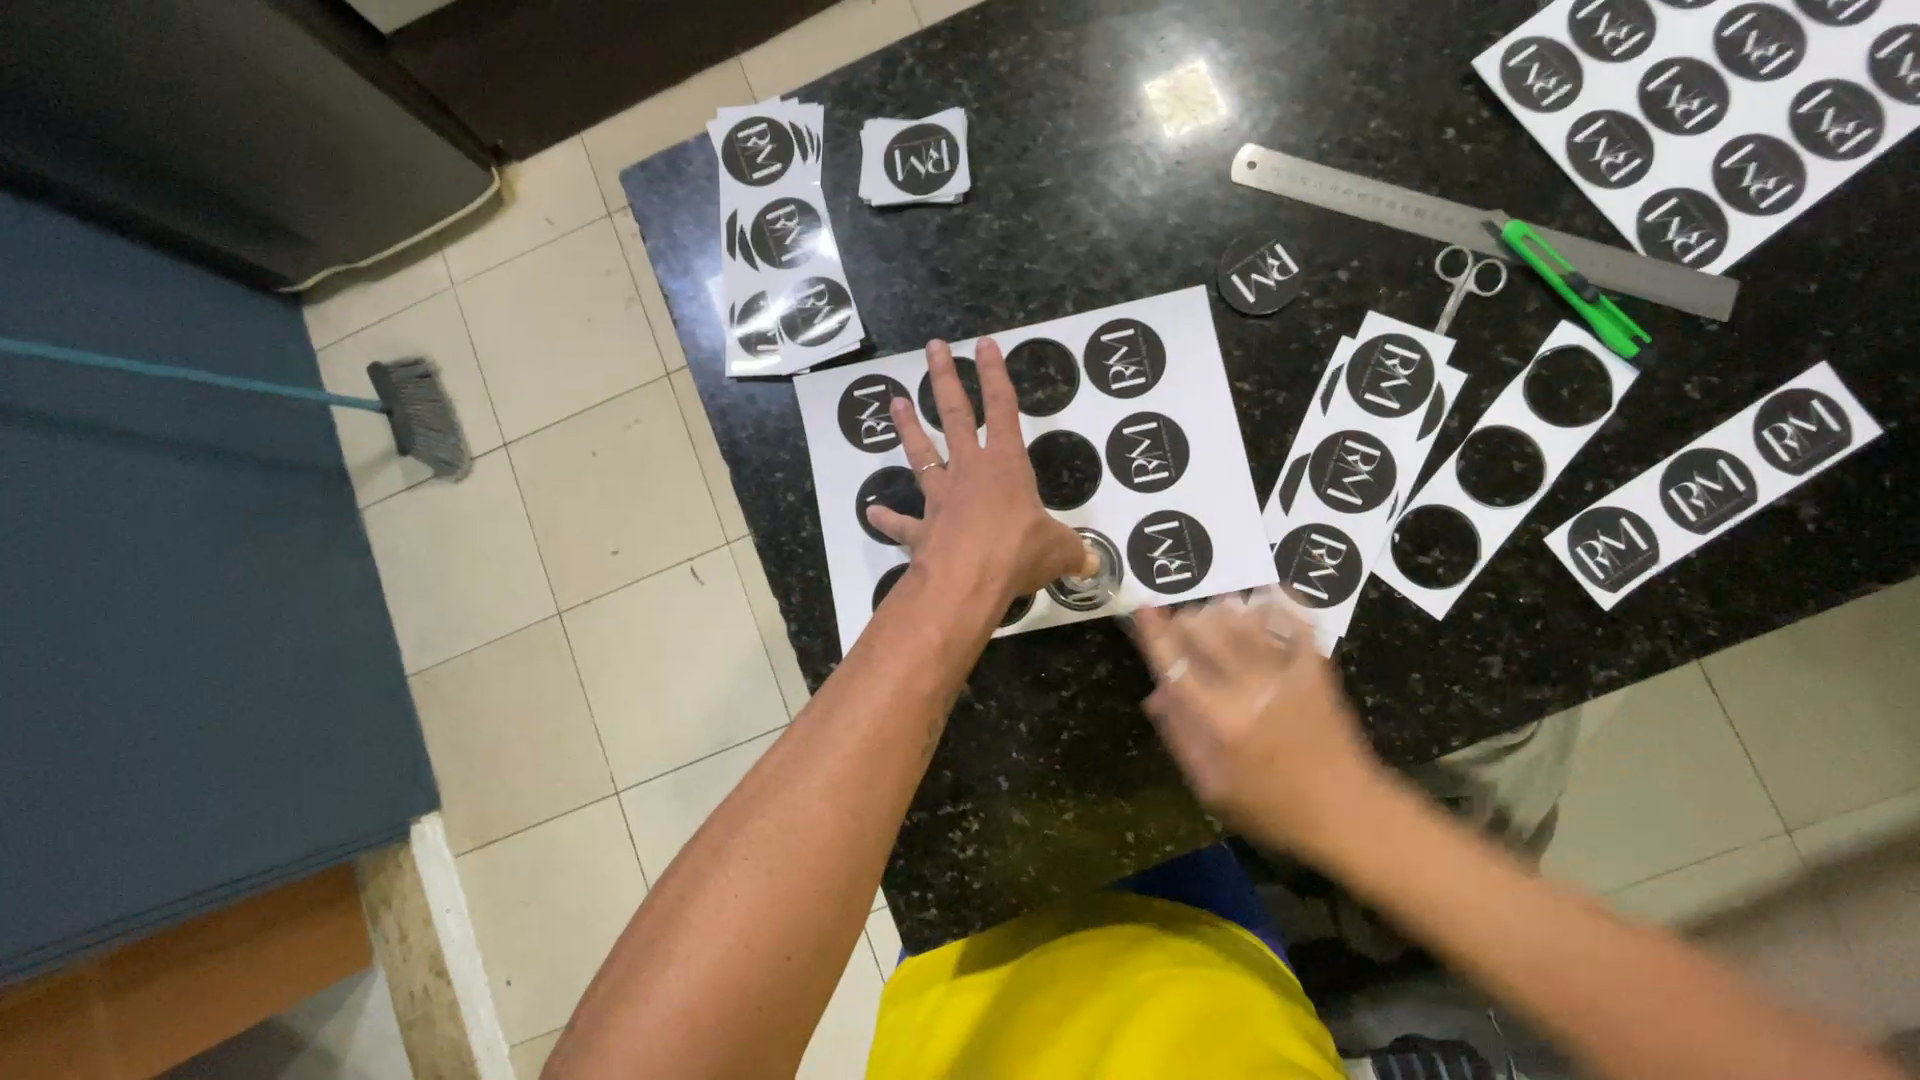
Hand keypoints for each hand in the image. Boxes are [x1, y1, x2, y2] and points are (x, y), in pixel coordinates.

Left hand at [866, 338, 1091, 601]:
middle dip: (944, 378)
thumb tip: (1090, 561)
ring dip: (908, 428)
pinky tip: (872, 512)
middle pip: (954, 415)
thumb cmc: (1017, 552)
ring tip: (894, 401)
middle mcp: (969, 472)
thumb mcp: (1058, 550)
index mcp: (1006, 465)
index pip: (1003, 408)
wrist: (967, 580)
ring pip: (921, 455)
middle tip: (932, 347)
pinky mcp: (921, 530)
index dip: (995, 374)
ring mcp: (940, 499)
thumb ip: (1071, 550)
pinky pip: (902, 523)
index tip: (984, 343)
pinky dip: (887, 519)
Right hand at [1129, 590, 1385, 852]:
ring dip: (1223, 611)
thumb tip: (1155, 695)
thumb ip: (1181, 736)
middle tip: (1180, 625)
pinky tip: (1264, 598)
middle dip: (1186, 620)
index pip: (1176, 663)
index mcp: (1219, 720)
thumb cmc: (1273, 806)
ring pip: (1244, 619)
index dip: (1155, 632)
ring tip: (1214, 614)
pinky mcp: (1316, 668)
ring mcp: (1286, 673)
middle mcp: (1249, 687)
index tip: (1144, 608)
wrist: (1347, 810)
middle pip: (1206, 630)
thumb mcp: (1212, 786)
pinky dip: (1277, 604)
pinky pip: (1295, 621)